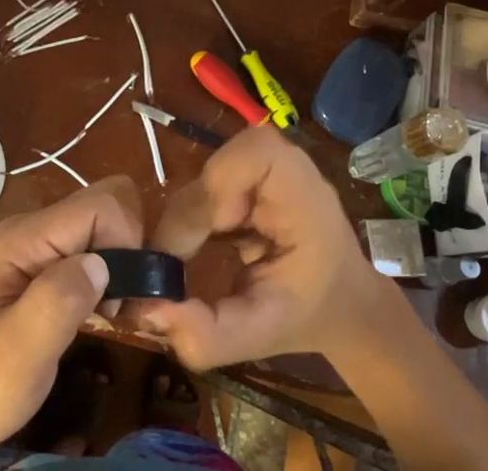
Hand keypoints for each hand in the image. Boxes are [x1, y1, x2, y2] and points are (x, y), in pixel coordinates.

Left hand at [0, 176, 142, 469]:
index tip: (122, 299)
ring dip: (126, 268)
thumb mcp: (18, 349)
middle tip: (126, 308)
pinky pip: (95, 254)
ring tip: (119, 317)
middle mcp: (34, 231)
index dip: (126, 243)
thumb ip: (60, 299)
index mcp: (24, 237)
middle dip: (132, 249)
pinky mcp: (46, 273)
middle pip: (107, 206)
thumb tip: (103, 263)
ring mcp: (39, 250)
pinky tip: (107, 316)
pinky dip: (113, 279)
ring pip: (105, 230)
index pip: (101, 204)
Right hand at [134, 126, 382, 368]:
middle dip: (191, 219)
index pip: (256, 150)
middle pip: (215, 168)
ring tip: (192, 262)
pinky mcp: (245, 175)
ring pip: (202, 176)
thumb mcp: (262, 337)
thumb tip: (148, 309)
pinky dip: (192, 219)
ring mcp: (263, 167)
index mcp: (304, 195)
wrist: (340, 302)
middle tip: (180, 266)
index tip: (213, 234)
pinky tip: (201, 249)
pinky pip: (203, 186)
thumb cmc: (310, 315)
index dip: (220, 184)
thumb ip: (208, 334)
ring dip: (188, 221)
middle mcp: (284, 167)